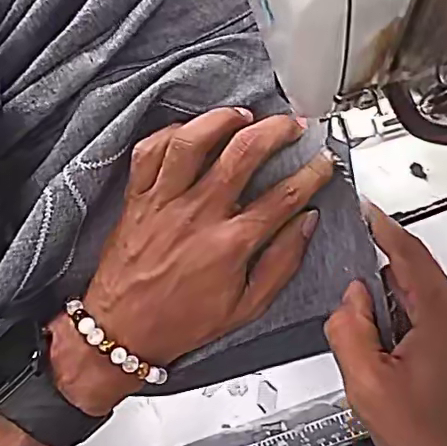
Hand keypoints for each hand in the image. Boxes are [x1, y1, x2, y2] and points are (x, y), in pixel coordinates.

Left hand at [55, 107, 334, 413]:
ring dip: (221, 120)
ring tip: (243, 115)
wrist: (124, 329)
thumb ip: (282, 262)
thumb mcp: (247, 307)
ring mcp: (164, 202)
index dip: (312, 173)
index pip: (284, 195)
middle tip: (291, 125)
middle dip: (275, 130)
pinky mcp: (138, 198)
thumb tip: (306, 224)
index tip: (322, 162)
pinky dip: (170, 133)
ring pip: (192, 142)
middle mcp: (198, 215)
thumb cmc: (182, 320)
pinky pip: (150, 152)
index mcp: (230, 244)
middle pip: (243, 153)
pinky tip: (190, 131)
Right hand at [326, 205, 446, 445]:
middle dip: (383, 301)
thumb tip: (350, 299)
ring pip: (430, 307)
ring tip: (395, 377)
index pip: (408, 252)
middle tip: (365, 343)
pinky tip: (414, 383)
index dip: (381, 227)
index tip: (367, 211)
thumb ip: (349, 329)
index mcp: (446, 317)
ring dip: (403, 326)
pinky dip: (423, 339)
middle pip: (415, 283)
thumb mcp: (367, 388)